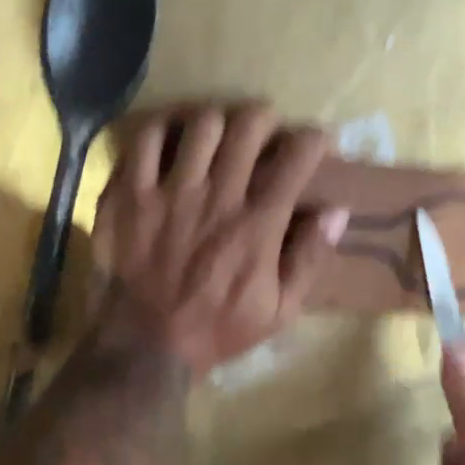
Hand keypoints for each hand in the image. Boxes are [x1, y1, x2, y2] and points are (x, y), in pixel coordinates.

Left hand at [89, 103, 348, 374]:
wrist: (146, 346)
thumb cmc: (218, 330)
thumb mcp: (280, 311)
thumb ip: (309, 259)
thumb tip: (335, 212)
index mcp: (257, 224)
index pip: (296, 157)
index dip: (314, 139)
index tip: (316, 143)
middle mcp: (217, 196)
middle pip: (248, 125)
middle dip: (265, 118)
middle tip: (265, 130)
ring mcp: (168, 191)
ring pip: (201, 124)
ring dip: (219, 122)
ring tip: (219, 135)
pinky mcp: (129, 194)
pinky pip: (146, 139)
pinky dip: (165, 130)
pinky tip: (173, 139)